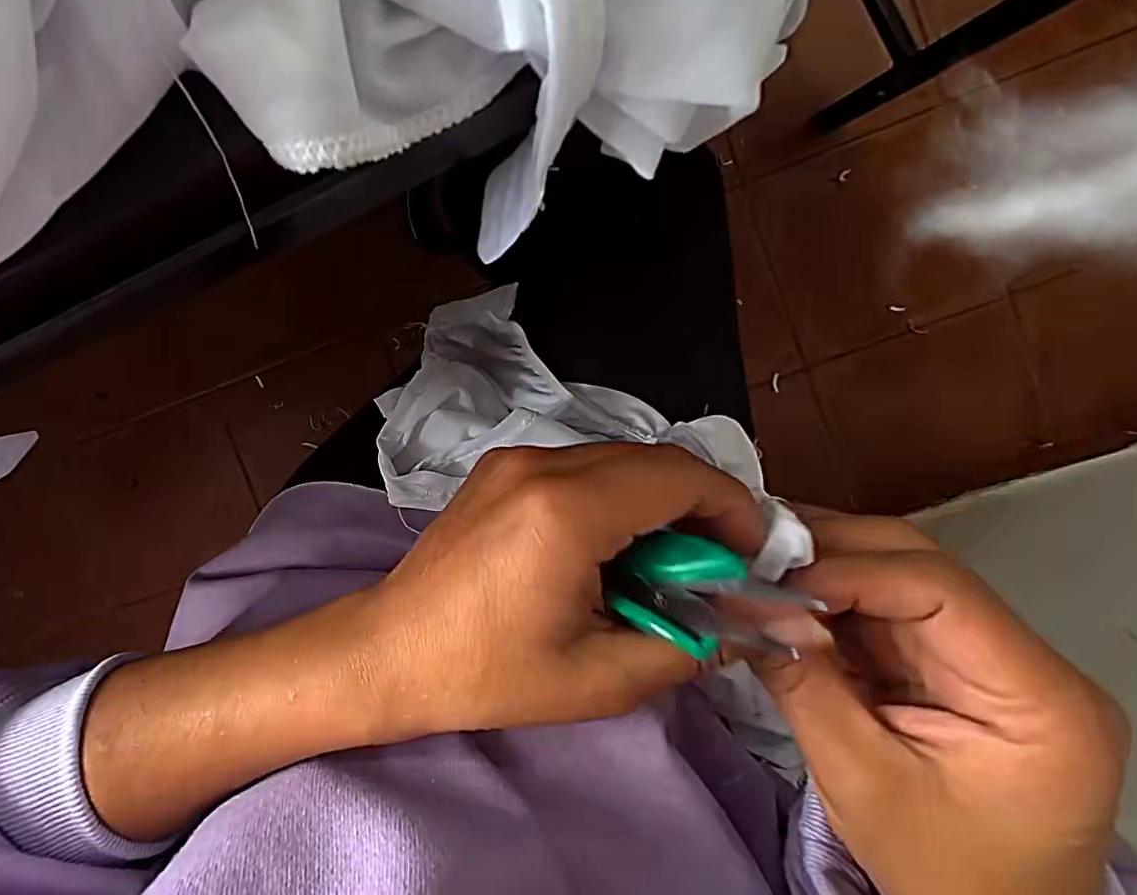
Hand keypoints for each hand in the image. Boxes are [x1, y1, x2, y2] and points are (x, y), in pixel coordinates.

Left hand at [84, 442, 762, 840]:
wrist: (386, 650)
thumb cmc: (487, 673)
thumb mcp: (597, 679)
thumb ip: (685, 647)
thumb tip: (740, 621)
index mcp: (567, 509)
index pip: (678, 477)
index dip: (730, 506)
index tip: (749, 552)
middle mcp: (544, 463)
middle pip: (654, 459)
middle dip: (701, 502)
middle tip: (715, 561)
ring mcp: (519, 456)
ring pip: (622, 457)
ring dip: (660, 497)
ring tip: (666, 557)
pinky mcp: (504, 464)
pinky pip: (586, 464)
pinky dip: (620, 493)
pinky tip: (613, 542)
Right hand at [754, 508, 1127, 894]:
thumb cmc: (942, 878)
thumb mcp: (862, 785)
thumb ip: (803, 682)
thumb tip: (744, 602)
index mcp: (1038, 695)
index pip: (937, 587)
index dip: (847, 569)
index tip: (771, 579)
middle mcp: (1023, 656)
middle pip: (916, 564)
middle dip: (827, 555)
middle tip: (752, 557)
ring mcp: (987, 653)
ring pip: (893, 572)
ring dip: (821, 570)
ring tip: (758, 572)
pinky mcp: (950, 660)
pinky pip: (882, 607)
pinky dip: (828, 600)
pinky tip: (785, 600)